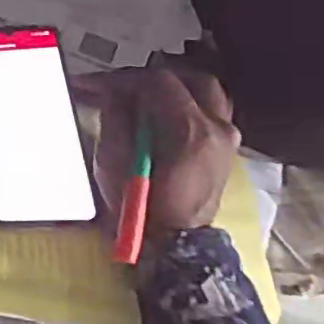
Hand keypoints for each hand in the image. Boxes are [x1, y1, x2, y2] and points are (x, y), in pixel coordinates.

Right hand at [75, 67, 241, 236]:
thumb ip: (115, 121)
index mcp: (190, 131)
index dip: (122, 79)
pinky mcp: (226, 146)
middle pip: (185, 78)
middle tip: (117, 87)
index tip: (96, 85)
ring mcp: (227, 136)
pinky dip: (186, 101)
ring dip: (170, 87)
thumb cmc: (141, 209)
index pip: (157, 82)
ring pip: (203, 90)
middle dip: (147, 78)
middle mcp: (217, 127)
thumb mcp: (115, 164)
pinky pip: (209, 107)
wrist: (176, 245)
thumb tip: (113, 94)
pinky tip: (162, 113)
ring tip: (140, 96)